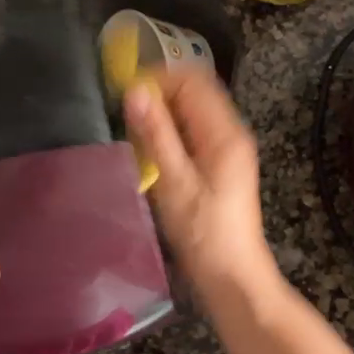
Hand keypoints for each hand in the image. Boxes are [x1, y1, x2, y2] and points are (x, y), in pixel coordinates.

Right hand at [124, 65, 273, 291]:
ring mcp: (223, 149)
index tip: (124, 92)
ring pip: (187, 112)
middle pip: (191, 92)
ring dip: (158, 115)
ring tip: (131, 133)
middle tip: (123, 112)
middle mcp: (228, 133)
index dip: (157, 78)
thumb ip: (155, 134)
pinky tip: (146, 152)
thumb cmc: (203, 231)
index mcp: (224, 132)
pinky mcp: (215, 164)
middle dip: (155, 94)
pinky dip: (165, 133)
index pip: (192, 80)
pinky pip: (187, 132)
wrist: (231, 275)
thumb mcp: (174, 181)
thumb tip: (134, 91)